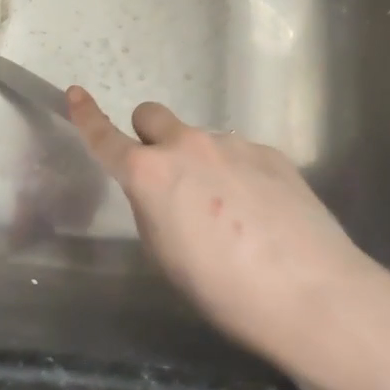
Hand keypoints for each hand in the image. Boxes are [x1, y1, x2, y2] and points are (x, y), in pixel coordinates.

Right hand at [65, 86, 380, 368]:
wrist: (314, 295)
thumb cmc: (225, 291)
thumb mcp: (165, 256)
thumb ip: (151, 210)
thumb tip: (160, 194)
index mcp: (149, 174)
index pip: (105, 136)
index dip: (85, 115)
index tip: (75, 94)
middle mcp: (186, 147)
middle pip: (151, 115)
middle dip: (151, 138)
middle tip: (170, 178)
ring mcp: (231, 144)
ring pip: (200, 139)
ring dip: (201, 162)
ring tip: (232, 214)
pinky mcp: (271, 153)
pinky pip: (239, 153)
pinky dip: (240, 174)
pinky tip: (264, 214)